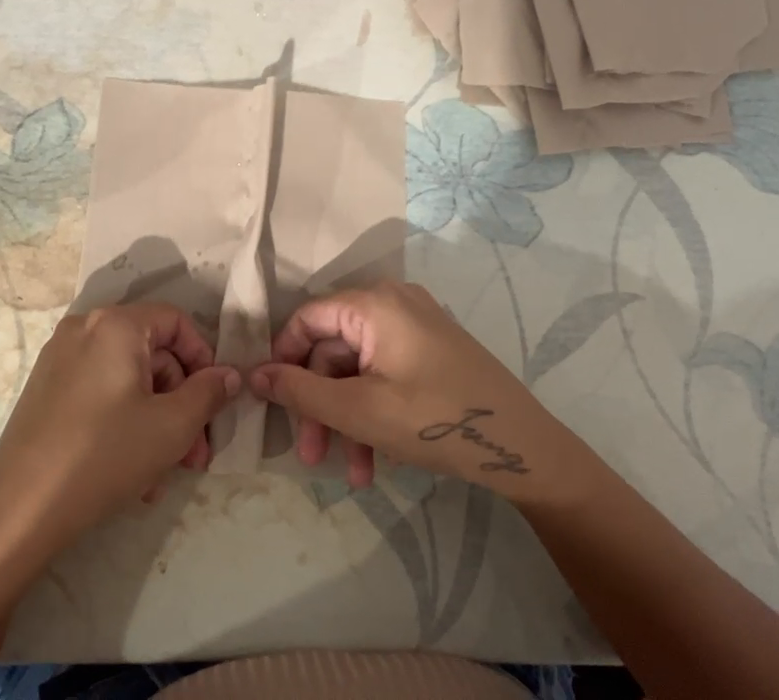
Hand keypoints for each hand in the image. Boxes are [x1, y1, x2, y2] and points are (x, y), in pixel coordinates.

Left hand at [0, 303, 238, 552]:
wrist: (23, 505)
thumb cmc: (107, 454)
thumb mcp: (172, 425)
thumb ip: (208, 393)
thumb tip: (228, 374)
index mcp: (114, 325)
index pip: (175, 321)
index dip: (203, 358)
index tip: (214, 400)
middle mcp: (82, 330)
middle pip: (151, 353)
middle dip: (181, 402)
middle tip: (196, 452)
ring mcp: (59, 360)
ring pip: (127, 380)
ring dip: (156, 421)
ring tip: (166, 474)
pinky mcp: (46, 390)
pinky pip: (100, 394)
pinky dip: (124, 423)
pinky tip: (134, 474)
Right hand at [250, 283, 599, 504]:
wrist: (524, 449)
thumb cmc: (434, 420)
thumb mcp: (357, 410)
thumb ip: (299, 391)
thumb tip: (254, 374)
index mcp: (375, 304)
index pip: (307, 318)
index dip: (282, 359)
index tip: (271, 401)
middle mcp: (394, 305)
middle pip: (332, 350)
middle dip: (318, 406)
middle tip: (309, 454)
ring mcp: (417, 330)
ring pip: (358, 372)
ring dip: (345, 421)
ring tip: (350, 473)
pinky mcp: (432, 356)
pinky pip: (385, 377)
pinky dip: (373, 414)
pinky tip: (376, 462)